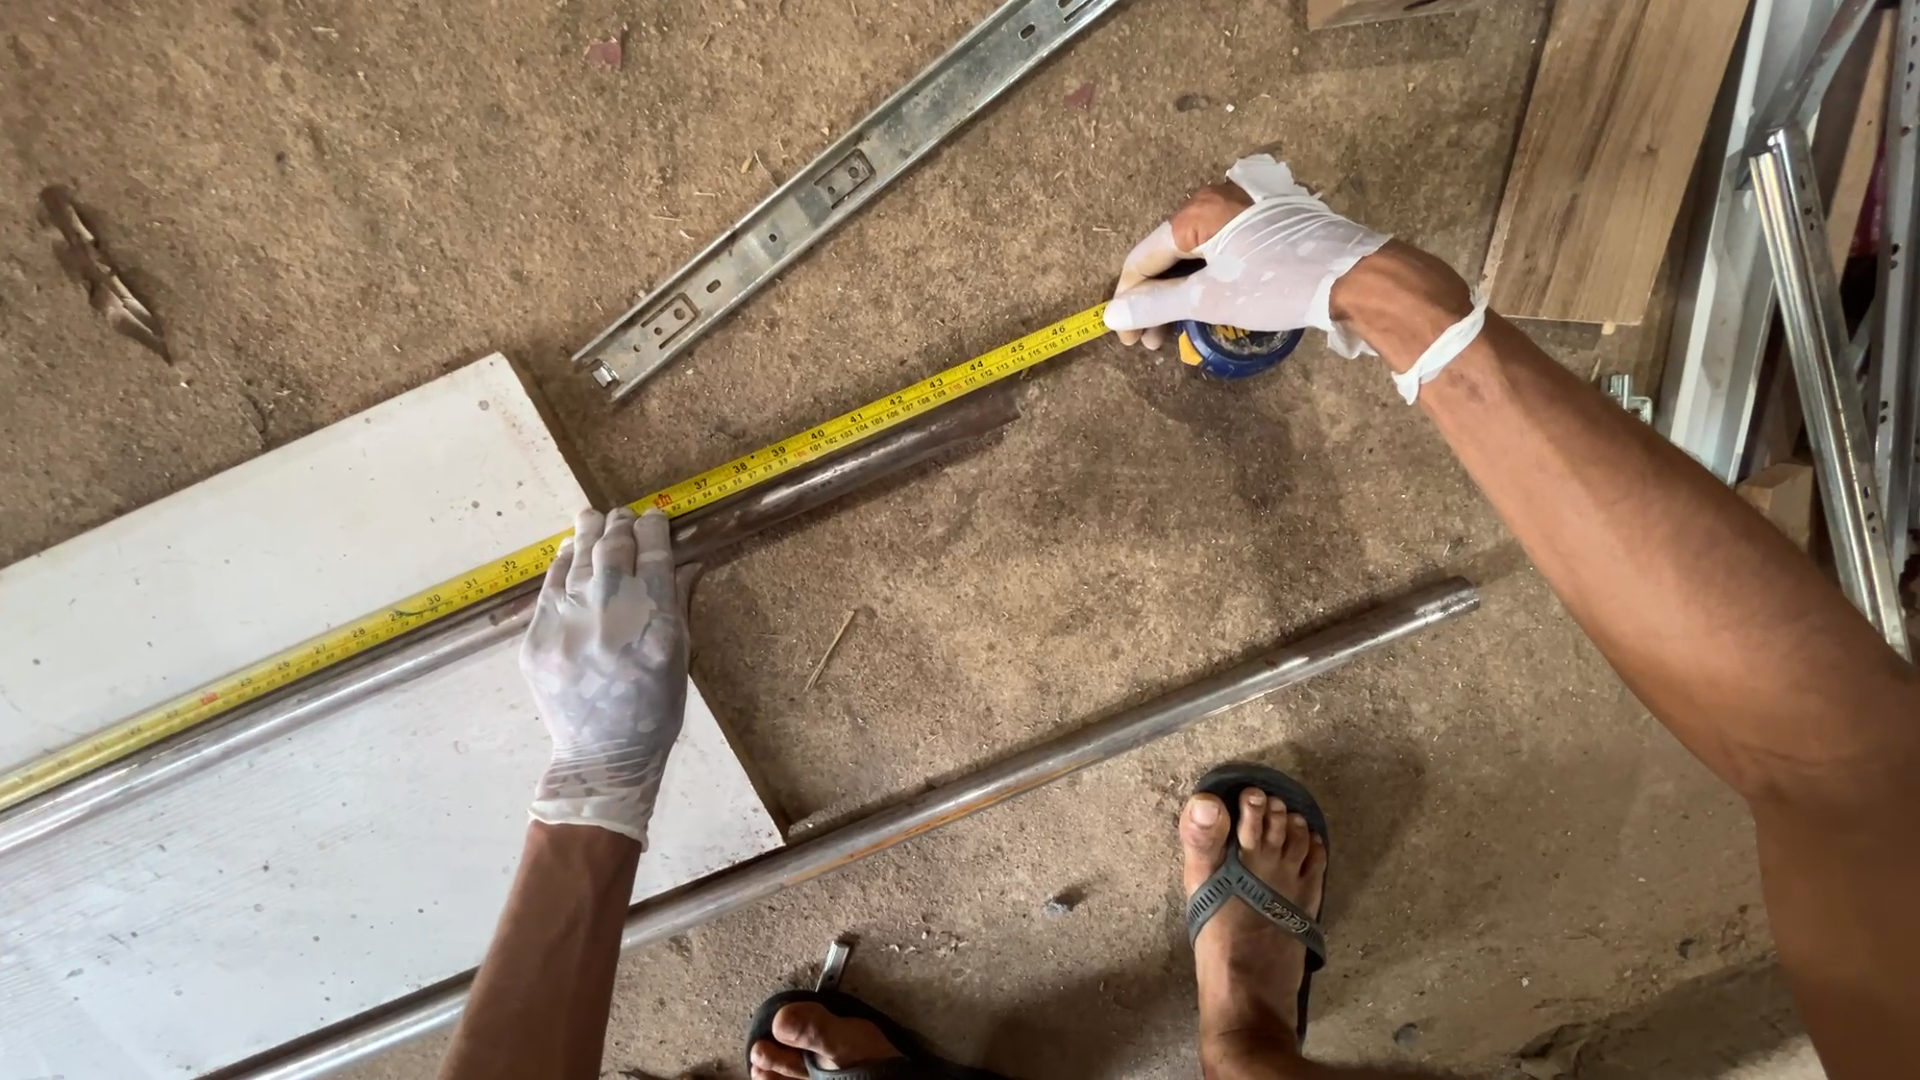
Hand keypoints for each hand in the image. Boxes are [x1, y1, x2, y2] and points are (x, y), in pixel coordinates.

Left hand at [520, 506, 693, 845]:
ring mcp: (568, 629)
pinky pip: (549, 589)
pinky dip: (561, 566)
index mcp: (657, 627)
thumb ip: (679, 605)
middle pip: (613, 553)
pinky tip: (568, 552)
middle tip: (621, 514)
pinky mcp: (536, 641)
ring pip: (576, 564)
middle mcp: (611, 621)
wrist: (602, 756)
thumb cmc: (656, 708)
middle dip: (619, 526)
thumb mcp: (681, 657)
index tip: (654, 516)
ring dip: (587, 535)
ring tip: (591, 516)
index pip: (654, 559)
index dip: (654, 531)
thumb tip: (687, 562)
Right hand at [1103, 154, 1389, 356]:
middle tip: (1153, 341)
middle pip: (1166, 256)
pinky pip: (1219, 252)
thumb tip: (1113, 314)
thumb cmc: (1276, 285)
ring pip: (1193, 256)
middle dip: (1154, 302)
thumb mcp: (1208, 300)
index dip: (1128, 300)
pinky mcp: (1266, 221)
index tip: (1127, 338)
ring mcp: (1244, 208)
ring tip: (1177, 331)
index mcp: (1197, 212)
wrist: (1354, 276)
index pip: (1142, 258)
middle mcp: (1217, 199)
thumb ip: (1154, 305)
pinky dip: (1204, 282)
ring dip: (1178, 296)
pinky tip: (1205, 307)